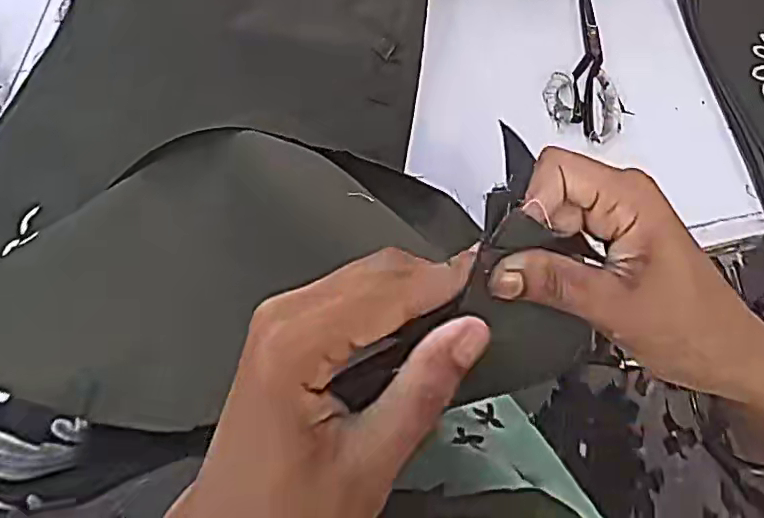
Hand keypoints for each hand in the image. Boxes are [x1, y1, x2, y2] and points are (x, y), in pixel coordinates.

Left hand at [168, 249, 490, 517]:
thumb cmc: (281, 509)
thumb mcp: (366, 462)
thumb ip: (422, 389)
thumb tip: (468, 332)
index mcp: (292, 343)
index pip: (386, 287)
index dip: (442, 279)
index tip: (483, 278)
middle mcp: (281, 316)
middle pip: (376, 269)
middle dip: (430, 280)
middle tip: (476, 301)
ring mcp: (280, 315)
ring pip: (365, 272)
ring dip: (412, 287)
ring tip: (453, 315)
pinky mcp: (287, 323)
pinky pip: (349, 289)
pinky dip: (388, 299)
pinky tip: (412, 323)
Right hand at [486, 147, 763, 460]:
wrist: (731, 357)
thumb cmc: (699, 330)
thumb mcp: (615, 308)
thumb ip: (552, 282)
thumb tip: (504, 269)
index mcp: (630, 195)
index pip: (556, 168)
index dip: (534, 205)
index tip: (526, 247)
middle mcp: (623, 192)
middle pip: (551, 185)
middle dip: (538, 228)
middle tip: (539, 271)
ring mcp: (618, 209)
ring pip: (555, 207)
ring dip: (548, 243)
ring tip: (564, 281)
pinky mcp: (613, 228)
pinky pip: (568, 224)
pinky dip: (557, 251)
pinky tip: (568, 278)